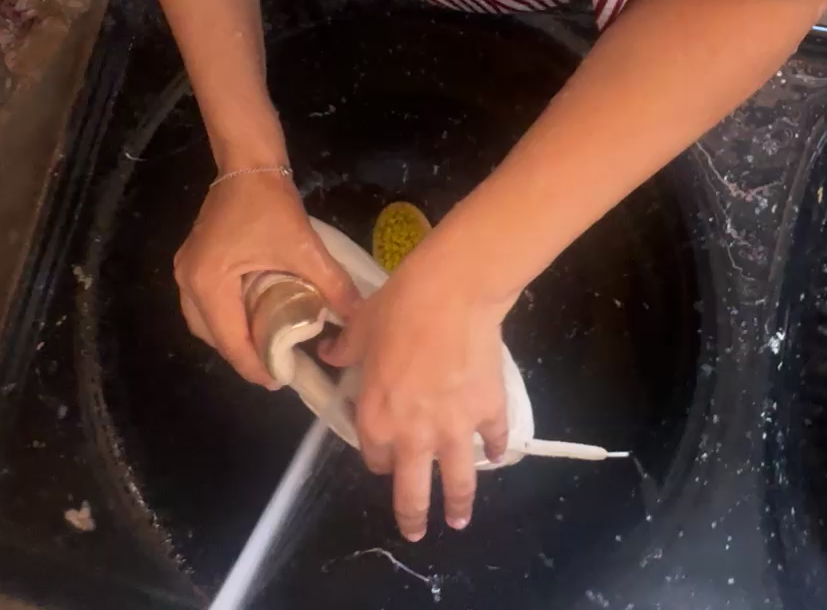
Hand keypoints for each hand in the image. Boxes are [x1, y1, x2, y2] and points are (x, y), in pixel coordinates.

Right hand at [174, 169, 360, 386]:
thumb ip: (331, 285)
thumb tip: (357, 316)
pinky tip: (254, 315)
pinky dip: (228, 316)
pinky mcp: (194, 259)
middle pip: (214, 336)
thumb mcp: (304, 248)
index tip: (282, 380)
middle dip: (244, 353)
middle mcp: (189, 282)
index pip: (230, 341)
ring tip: (267, 345)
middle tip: (277, 364)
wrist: (249, 162)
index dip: (255, 365)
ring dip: (234, 335)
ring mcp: (187, 270)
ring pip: (207, 321)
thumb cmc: (271, 204)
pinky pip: (207, 303)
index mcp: (209, 284)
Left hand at [320, 238, 515, 539]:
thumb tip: (329, 353)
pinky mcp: (489, 411)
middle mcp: (414, 436)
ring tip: (460, 519)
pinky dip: (496, 450)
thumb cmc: (398, 308)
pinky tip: (497, 454)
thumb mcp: (360, 327)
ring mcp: (456, 428)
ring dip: (459, 505)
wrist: (451, 294)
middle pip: (413, 492)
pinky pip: (494, 441)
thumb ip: (344, 349)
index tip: (385, 457)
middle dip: (414, 517)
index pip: (375, 458)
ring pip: (458, 482)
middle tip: (417, 532)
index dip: (379, 459)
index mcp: (377, 419)